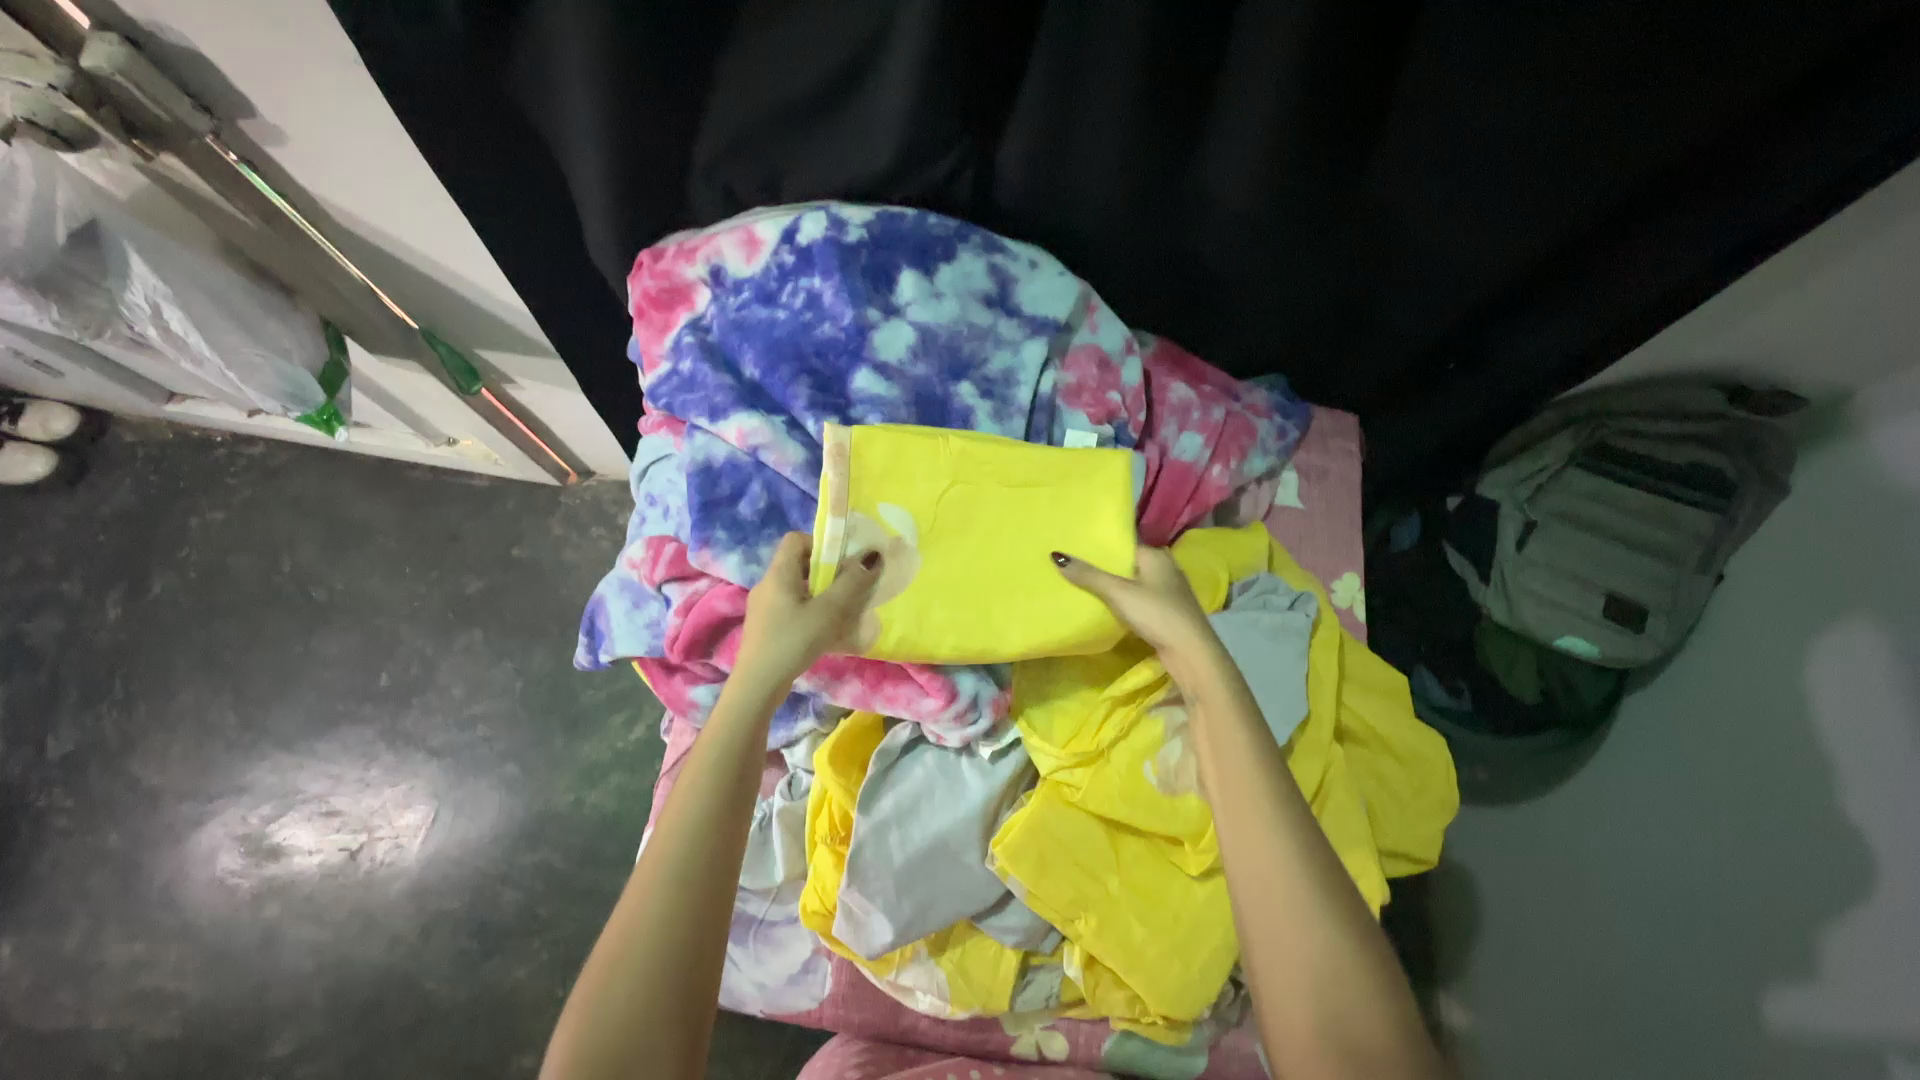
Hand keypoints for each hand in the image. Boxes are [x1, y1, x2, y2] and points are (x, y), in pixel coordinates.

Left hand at [734, 532, 882, 695]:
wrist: (758, 685)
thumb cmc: (793, 641)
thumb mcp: (829, 611)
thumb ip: (852, 582)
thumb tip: (873, 556)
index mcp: (778, 574)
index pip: (795, 539)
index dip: (821, 543)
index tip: (842, 562)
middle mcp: (768, 585)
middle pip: (799, 564)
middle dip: (827, 572)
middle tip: (849, 587)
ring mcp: (764, 607)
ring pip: (797, 588)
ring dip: (821, 594)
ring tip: (842, 612)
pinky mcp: (766, 627)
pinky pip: (792, 608)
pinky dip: (810, 612)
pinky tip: (824, 632)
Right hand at [1051, 545, 1221, 667]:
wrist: (1191, 652)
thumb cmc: (1157, 614)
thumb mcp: (1119, 593)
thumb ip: (1089, 576)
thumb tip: (1057, 556)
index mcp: (1156, 555)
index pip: (1123, 544)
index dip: (1099, 547)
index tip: (1074, 548)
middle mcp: (1165, 568)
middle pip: (1127, 563)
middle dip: (1103, 567)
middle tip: (1073, 567)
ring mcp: (1168, 591)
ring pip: (1134, 582)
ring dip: (1113, 586)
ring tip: (1083, 586)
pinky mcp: (1167, 611)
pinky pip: (1139, 599)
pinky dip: (1124, 600)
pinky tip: (1108, 606)